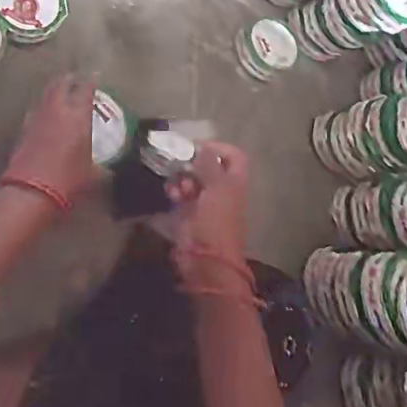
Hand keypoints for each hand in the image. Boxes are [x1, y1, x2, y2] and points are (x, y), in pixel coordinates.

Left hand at [3, 73, 98, 203]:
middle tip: (75, 77)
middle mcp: (58, 111)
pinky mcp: (24, 129)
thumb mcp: (92, 175)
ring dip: (54, 89)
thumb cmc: (68, 180)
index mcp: (78, 117)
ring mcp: (38, 118)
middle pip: (61, 84)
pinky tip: (45, 112)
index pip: (86, 90)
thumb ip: (101, 169)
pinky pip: (36, 110)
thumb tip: (108, 172)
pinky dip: (42, 106)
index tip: (95, 75)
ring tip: (60, 89)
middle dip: (69, 79)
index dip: (91, 80)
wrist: (31, 191)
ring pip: (46, 94)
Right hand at [166, 140, 248, 259]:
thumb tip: (204, 147)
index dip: (219, 148)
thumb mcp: (216, 188)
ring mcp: (205, 202)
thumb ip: (210, 165)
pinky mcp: (188, 214)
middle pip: (209, 167)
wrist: (206, 260)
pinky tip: (171, 194)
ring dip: (182, 177)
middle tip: (179, 160)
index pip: (234, 156)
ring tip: (176, 182)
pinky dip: (175, 191)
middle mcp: (222, 190)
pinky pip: (181, 195)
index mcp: (235, 183)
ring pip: (192, 180)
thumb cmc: (216, 221)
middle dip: (194, 163)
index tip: (198, 146)